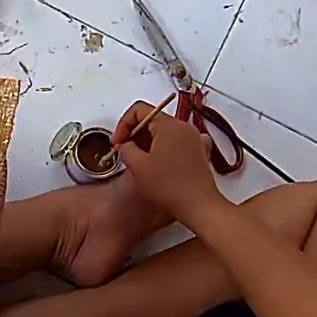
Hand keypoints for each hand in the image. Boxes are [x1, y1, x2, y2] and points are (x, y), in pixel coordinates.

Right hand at [112, 100, 225, 219]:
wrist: (198, 205)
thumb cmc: (168, 186)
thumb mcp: (137, 165)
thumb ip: (125, 148)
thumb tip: (125, 144)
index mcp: (169, 125)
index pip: (139, 110)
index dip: (123, 124)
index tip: (117, 142)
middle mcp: (184, 127)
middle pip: (152, 119)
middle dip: (134, 133)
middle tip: (124, 151)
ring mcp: (194, 139)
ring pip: (164, 131)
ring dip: (147, 141)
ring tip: (139, 160)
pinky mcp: (199, 151)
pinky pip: (176, 141)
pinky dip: (163, 147)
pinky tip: (157, 163)